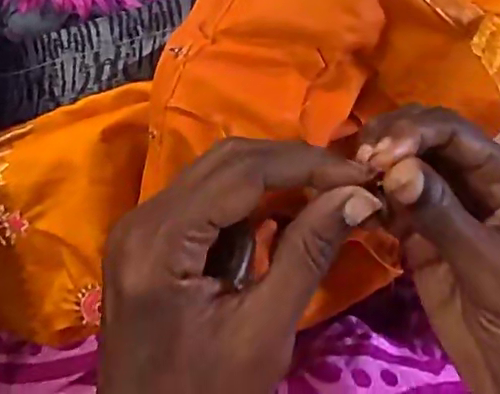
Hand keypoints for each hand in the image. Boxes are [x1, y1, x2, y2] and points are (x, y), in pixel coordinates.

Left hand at [99, 139, 382, 393]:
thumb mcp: (262, 336)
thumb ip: (306, 256)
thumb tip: (357, 197)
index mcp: (160, 240)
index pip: (240, 172)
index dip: (303, 164)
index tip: (357, 173)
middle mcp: (143, 217)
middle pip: (226, 161)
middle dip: (290, 164)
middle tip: (346, 179)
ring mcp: (141, 224)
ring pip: (216, 172)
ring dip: (272, 177)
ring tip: (326, 191)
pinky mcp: (149, 238)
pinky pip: (206, 198)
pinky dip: (248, 202)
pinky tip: (285, 214)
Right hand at [360, 107, 499, 393]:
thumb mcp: (494, 269)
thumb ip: (444, 215)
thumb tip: (394, 167)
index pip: (452, 131)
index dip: (414, 133)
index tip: (380, 154)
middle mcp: (472, 178)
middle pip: (424, 136)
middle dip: (390, 138)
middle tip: (360, 161)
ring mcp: (445, 204)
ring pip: (403, 162)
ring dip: (376, 162)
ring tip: (352, 177)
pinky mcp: (421, 233)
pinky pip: (391, 199)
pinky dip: (371, 195)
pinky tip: (354, 200)